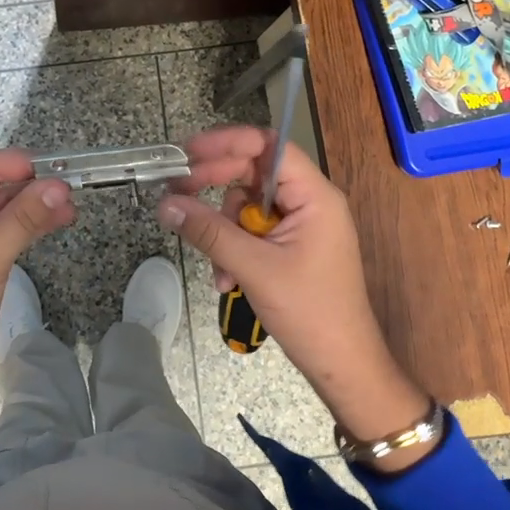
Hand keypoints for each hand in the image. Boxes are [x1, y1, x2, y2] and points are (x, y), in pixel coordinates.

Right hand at [157, 126, 434, 468]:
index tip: (188, 152)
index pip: (268, 145)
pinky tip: (227, 280)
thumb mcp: (253, 268)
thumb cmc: (309, 312)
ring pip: (247, 205)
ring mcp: (301, 224)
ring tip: (218, 270)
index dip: (227, 142)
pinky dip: (235, 249)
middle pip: (253, 172)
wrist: (344, 367)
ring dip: (223, 231)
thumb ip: (209, 231)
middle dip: (215, 186)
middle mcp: (310, 201)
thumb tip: (165, 203)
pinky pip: (253, 231)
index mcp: (314, 195)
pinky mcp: (293, 246)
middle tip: (177, 193)